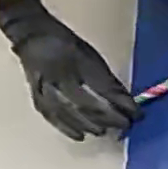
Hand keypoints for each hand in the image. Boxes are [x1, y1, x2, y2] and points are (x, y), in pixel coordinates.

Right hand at [0, 0, 140, 140]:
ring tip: (104, 131)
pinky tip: (81, 136)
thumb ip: (107, 79)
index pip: (104, 87)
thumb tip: (126, 102)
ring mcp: (45, 86)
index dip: (122, 103)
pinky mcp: (37, 96)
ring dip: (91, 125)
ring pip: (70, 113)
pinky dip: (68, 128)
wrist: (30, 32)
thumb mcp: (90, 55)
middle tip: (124, 126)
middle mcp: (58, 74)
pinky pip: (52, 117)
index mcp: (74, 59)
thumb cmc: (65, 44)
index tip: (137, 114)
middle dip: (109, 118)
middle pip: (87, 103)